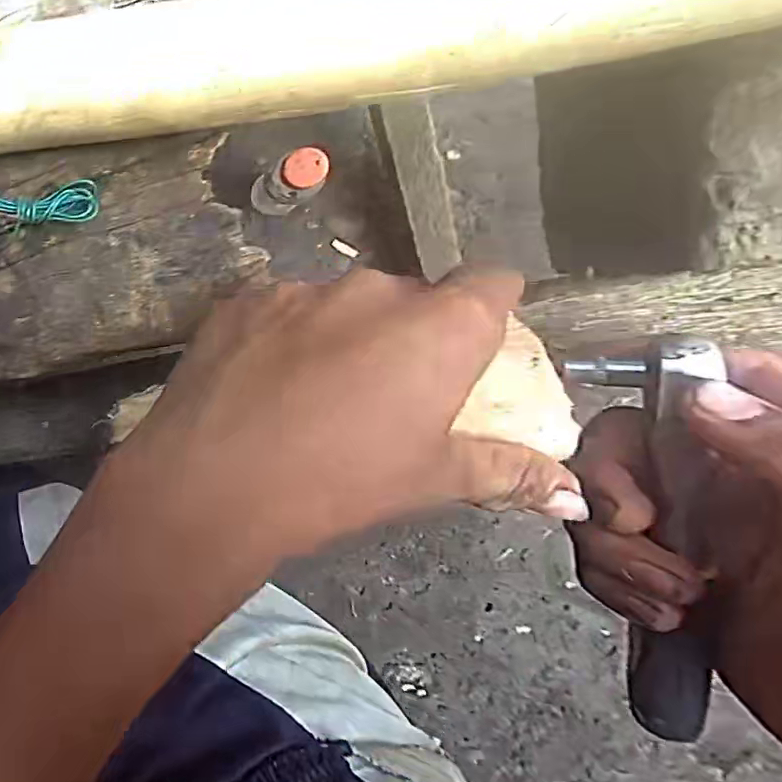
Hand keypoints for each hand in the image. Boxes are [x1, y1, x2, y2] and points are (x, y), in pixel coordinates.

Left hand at [101, 267, 581, 580]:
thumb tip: (570, 496)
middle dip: (404, 328)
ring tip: (314, 383)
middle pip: (404, 295)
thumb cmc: (335, 480)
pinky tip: (262, 374)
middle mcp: (366, 290)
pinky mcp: (236, 301)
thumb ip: (503, 469)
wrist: (211, 477)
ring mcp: (292, 291)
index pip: (490, 284)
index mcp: (437, 323)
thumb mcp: (429, 478)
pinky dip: (279, 331)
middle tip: (385, 381)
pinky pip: (275, 307)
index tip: (475, 342)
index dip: (487, 308)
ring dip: (337, 328)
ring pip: (334, 300)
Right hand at [567, 349, 781, 781]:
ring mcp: (707, 534)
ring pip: (605, 500)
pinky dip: (613, 580)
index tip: (592, 373)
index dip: (662, 364)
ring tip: (671, 594)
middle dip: (609, 478)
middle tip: (630, 522)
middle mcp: (747, 484)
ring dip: (612, 545)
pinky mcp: (675, 578)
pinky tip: (665, 616)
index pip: (734, 376)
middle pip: (633, 438)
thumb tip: (701, 394)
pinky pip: (605, 555)